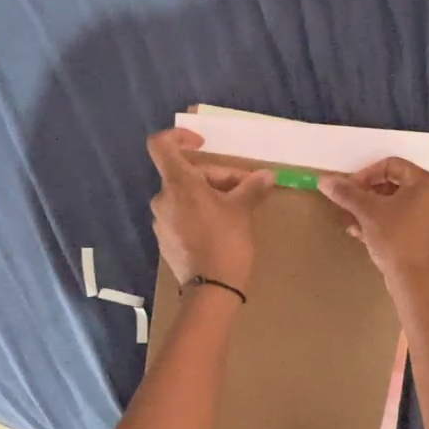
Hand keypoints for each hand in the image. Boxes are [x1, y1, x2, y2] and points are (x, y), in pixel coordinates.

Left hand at [148, 128, 273, 286]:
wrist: (211, 291)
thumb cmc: (226, 242)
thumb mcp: (242, 210)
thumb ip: (252, 187)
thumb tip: (266, 176)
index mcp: (177, 184)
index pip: (161, 145)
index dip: (179, 137)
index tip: (203, 145)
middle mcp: (162, 199)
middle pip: (186, 174)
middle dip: (216, 176)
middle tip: (245, 189)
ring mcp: (161, 221)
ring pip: (185, 196)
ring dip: (210, 196)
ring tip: (236, 209)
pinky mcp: (166, 240)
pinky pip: (182, 216)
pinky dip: (200, 213)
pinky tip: (221, 228)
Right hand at [320, 157, 428, 286]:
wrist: (417, 282)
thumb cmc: (395, 239)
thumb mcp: (368, 213)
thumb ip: (347, 193)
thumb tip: (324, 180)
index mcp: (427, 183)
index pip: (392, 165)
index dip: (366, 173)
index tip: (349, 188)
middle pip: (396, 184)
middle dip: (368, 193)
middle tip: (350, 203)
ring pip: (398, 204)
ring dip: (373, 209)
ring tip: (353, 220)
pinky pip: (405, 220)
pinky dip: (385, 222)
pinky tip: (363, 235)